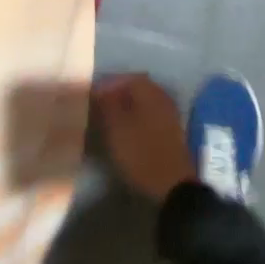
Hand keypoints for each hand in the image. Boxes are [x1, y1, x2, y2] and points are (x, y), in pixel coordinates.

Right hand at [94, 74, 195, 200]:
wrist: (173, 186)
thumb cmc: (141, 155)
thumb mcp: (116, 129)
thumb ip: (107, 105)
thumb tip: (99, 89)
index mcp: (151, 94)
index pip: (128, 78)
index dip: (108, 83)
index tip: (92, 94)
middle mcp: (163, 99)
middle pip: (138, 88)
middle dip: (117, 93)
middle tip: (98, 104)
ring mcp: (170, 116)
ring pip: (144, 102)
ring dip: (126, 106)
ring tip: (108, 117)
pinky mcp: (171, 132)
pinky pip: (150, 115)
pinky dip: (135, 117)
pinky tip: (124, 129)